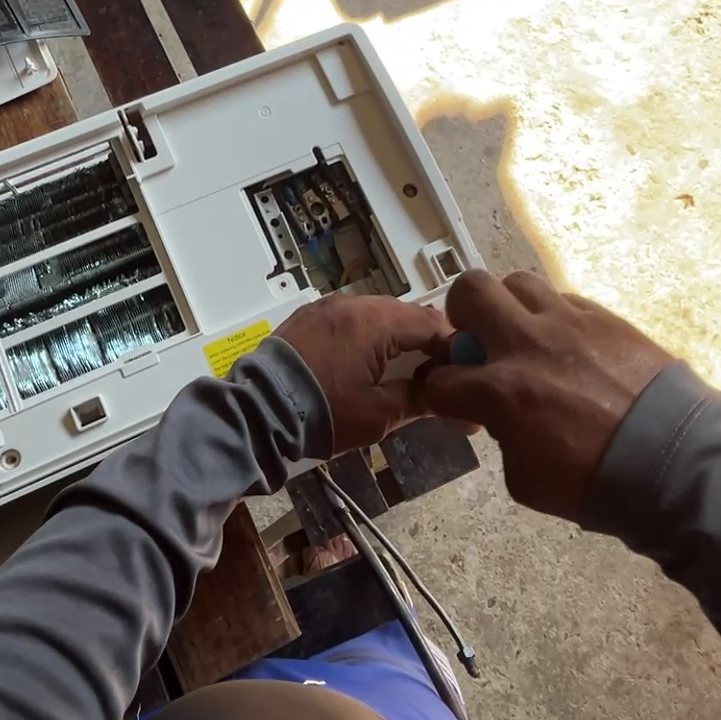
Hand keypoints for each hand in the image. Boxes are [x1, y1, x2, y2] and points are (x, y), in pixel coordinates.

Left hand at [274, 295, 451, 454]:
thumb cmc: (321, 414)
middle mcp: (351, 304)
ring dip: (394, 336)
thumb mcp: (377, 415)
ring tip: (403, 369)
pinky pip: (349, 318)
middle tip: (436, 372)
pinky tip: (368, 360)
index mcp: (373, 322)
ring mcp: (325, 307)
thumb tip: (440, 393)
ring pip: (376, 314)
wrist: (257, 412)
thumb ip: (415, 398)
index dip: (452, 346)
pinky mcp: (307, 317)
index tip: (463, 369)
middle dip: (424, 340)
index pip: (430, 323)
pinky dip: (365, 335)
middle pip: (404, 314)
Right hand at [421, 271, 673, 519]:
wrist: (677, 466)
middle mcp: (527, 345)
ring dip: (509, 306)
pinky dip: (552, 317)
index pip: (441, 379)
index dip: (441, 394)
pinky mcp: (603, 317)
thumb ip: (499, 436)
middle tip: (475, 335)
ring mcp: (567, 323)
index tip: (455, 402)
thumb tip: (498, 416)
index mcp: (502, 391)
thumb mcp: (524, 478)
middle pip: (469, 291)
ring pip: (517, 282)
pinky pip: (563, 299)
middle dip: (460, 311)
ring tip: (522, 332)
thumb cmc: (597, 482)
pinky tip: (565, 344)